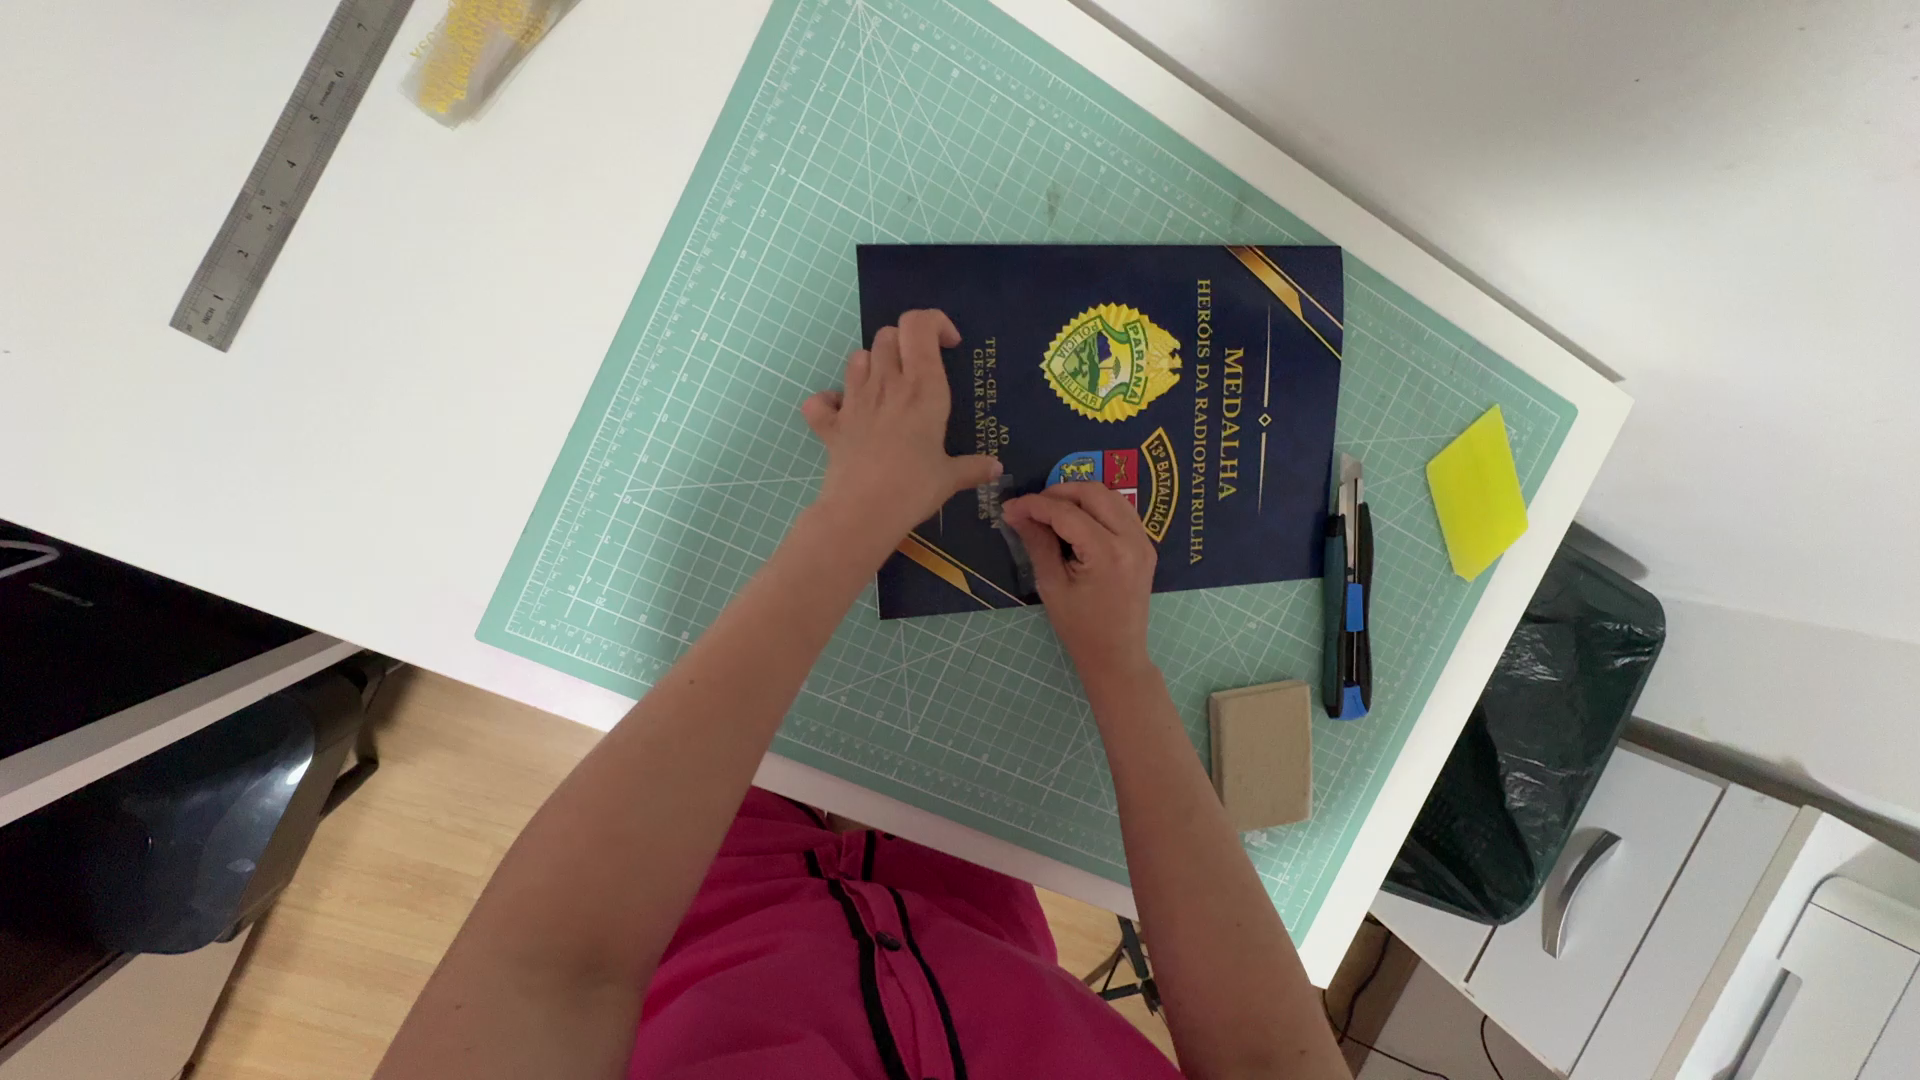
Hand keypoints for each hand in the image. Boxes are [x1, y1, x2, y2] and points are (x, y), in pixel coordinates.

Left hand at [802, 310, 1000, 550]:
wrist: (862, 513)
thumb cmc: (914, 489)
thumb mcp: (950, 478)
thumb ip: (972, 468)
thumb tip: (996, 468)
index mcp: (922, 388)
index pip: (919, 325)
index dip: (934, 323)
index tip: (949, 345)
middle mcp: (886, 384)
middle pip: (887, 335)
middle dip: (904, 343)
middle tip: (918, 371)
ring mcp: (854, 401)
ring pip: (858, 357)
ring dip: (872, 365)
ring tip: (886, 390)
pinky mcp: (830, 424)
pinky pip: (821, 401)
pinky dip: (830, 402)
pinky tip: (844, 415)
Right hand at [1001, 483, 1157, 683]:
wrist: (1117, 656)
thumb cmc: (1080, 628)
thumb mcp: (1052, 586)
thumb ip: (1037, 543)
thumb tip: (1016, 513)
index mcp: (1107, 553)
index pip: (1066, 513)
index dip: (1034, 505)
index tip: (1010, 508)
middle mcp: (1132, 540)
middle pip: (1094, 493)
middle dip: (1058, 493)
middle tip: (1031, 507)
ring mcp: (1144, 541)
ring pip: (1111, 496)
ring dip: (1079, 497)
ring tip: (1051, 511)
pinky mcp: (1145, 546)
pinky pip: (1121, 511)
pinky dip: (1097, 507)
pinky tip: (1077, 521)